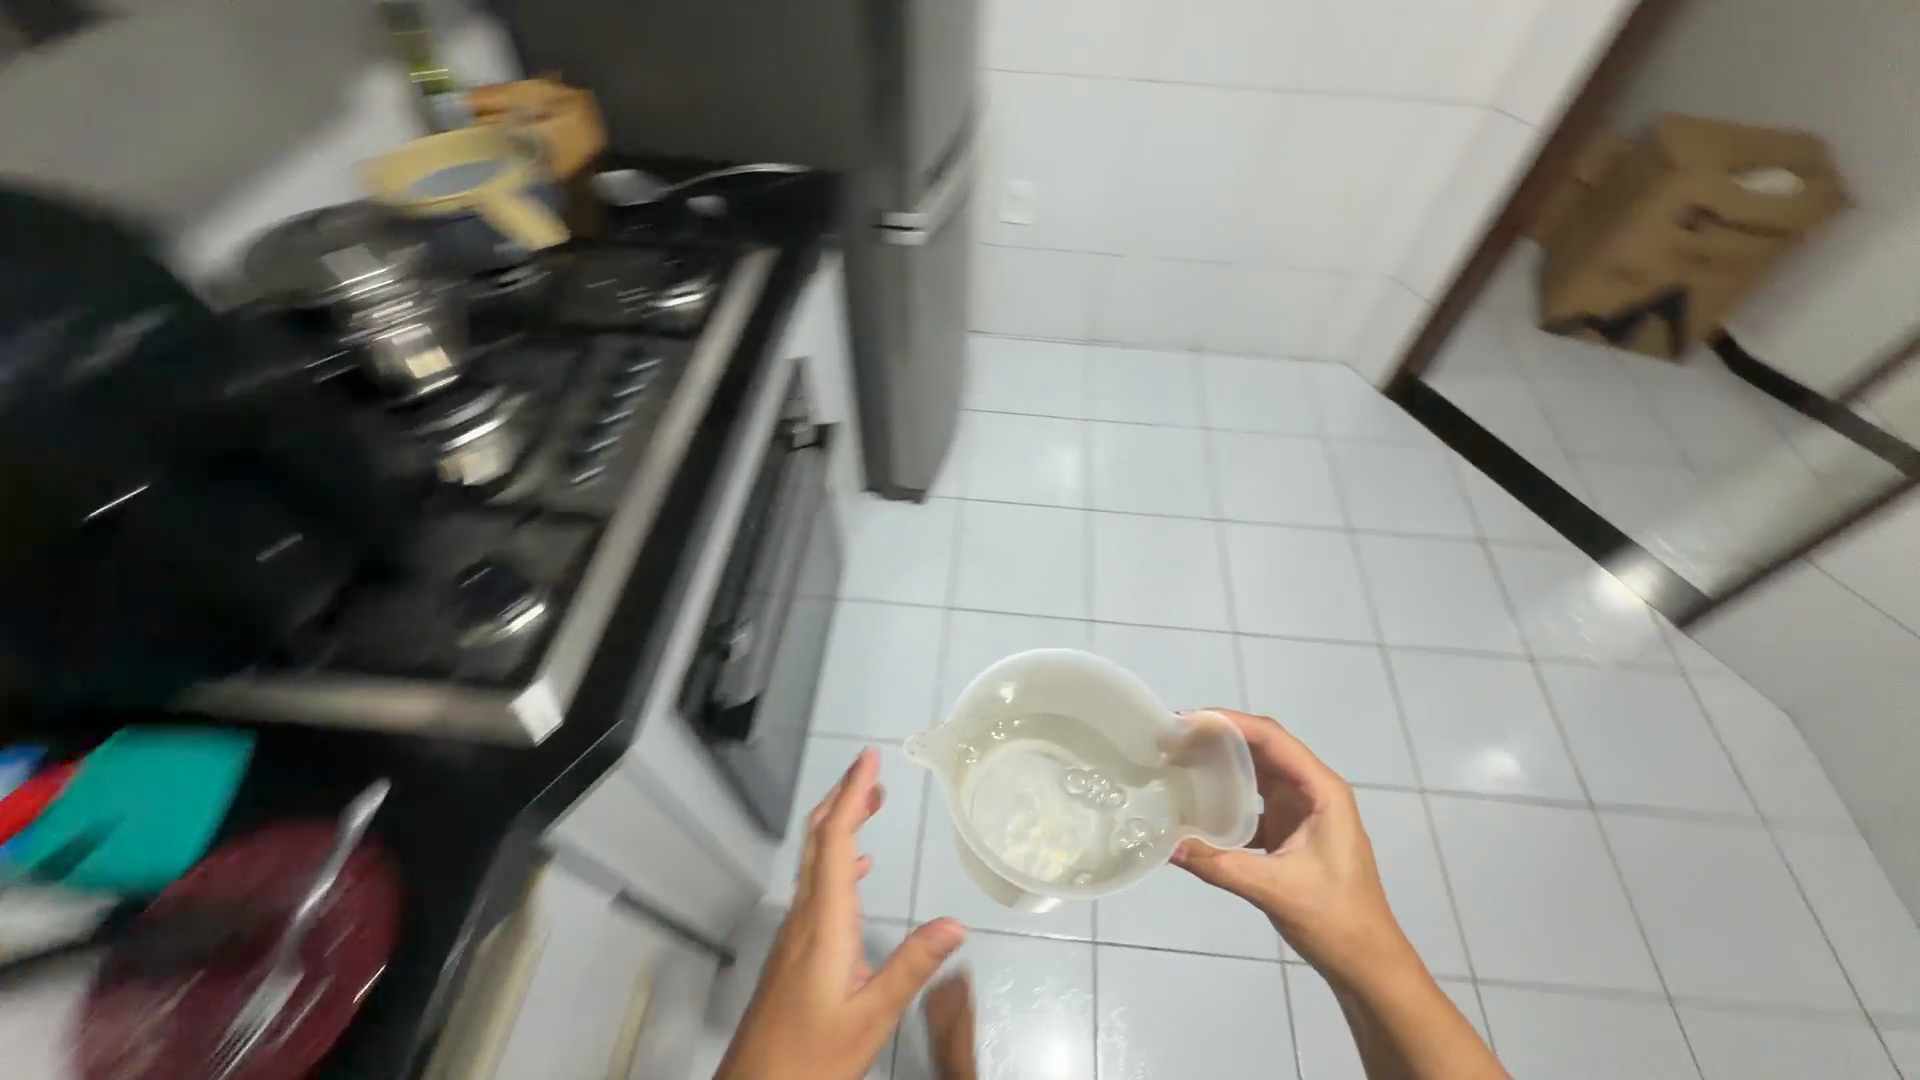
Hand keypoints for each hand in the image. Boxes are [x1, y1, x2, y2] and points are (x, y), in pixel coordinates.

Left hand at [715, 748, 966, 1079]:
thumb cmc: (811, 1057)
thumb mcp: (870, 1017)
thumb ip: (911, 967)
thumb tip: (957, 922)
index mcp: (825, 921)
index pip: (836, 839)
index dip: (852, 793)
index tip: (868, 756)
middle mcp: (805, 915)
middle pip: (819, 839)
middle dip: (843, 797)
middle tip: (872, 771)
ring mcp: (796, 931)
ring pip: (815, 859)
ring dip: (840, 823)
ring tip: (871, 804)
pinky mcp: (795, 948)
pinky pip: (816, 885)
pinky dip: (838, 861)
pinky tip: (859, 870)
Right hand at [1171, 709, 1418, 988]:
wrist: (1367, 964)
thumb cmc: (1335, 919)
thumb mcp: (1275, 889)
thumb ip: (1219, 865)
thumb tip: (1167, 844)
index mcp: (1321, 791)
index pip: (1272, 739)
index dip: (1230, 723)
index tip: (1186, 721)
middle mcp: (1312, 790)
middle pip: (1262, 746)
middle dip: (1219, 736)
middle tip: (1173, 737)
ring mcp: (1301, 809)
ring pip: (1257, 770)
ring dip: (1221, 761)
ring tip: (1178, 758)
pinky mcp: (1289, 829)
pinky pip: (1252, 799)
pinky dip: (1224, 794)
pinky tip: (1194, 800)